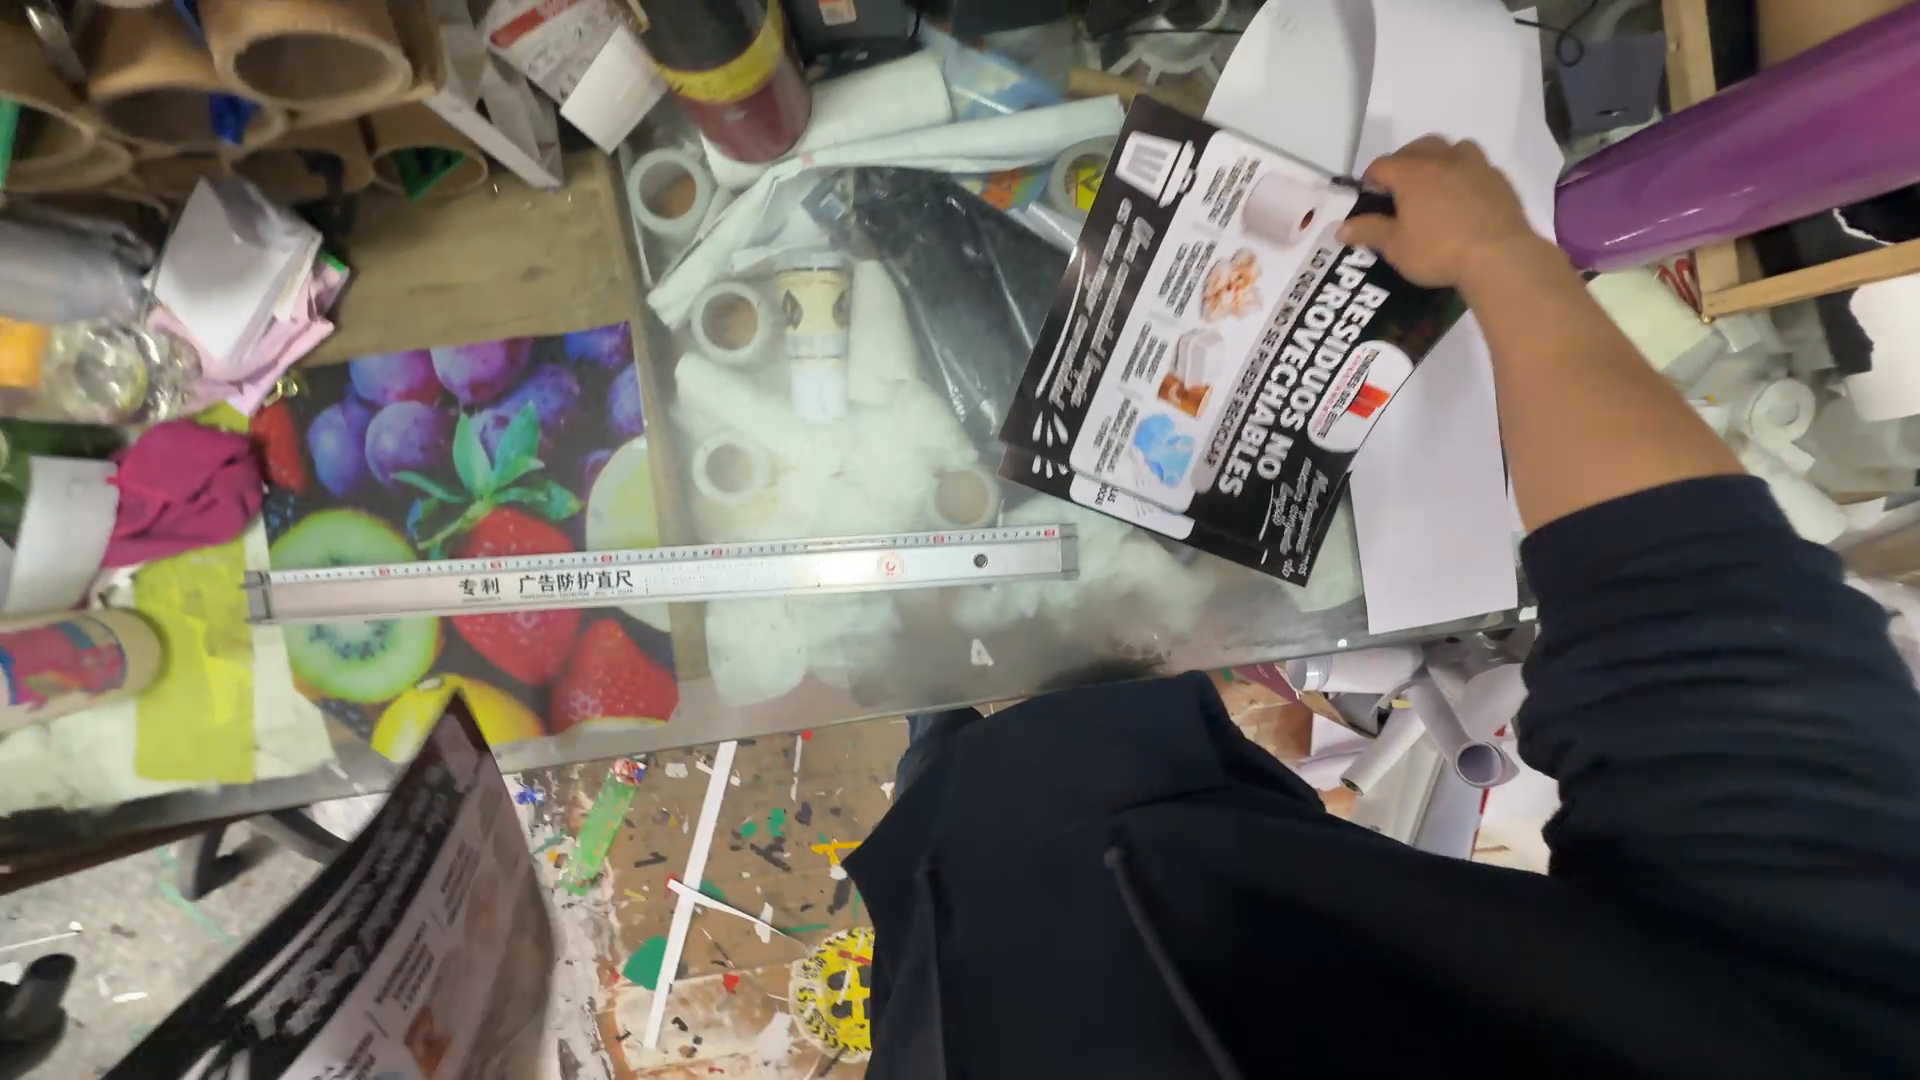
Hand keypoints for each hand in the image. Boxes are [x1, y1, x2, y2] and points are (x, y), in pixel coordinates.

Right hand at [1337, 137, 1546, 289]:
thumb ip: (1368, 232)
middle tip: (1397, 185)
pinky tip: (1459, 196)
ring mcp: (1476, 166)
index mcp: (1414, 175)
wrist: (1498, 255)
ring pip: (1452, 147)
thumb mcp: (1395, 247)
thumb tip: (1341, 228)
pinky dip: (1461, 173)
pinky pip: (1475, 165)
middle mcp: (1444, 160)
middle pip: (1419, 146)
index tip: (1367, 195)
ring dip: (1437, 158)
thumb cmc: (1437, 251)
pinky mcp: (1498, 178)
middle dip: (1403, 160)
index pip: (1383, 164)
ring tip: (1432, 183)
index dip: (1370, 178)